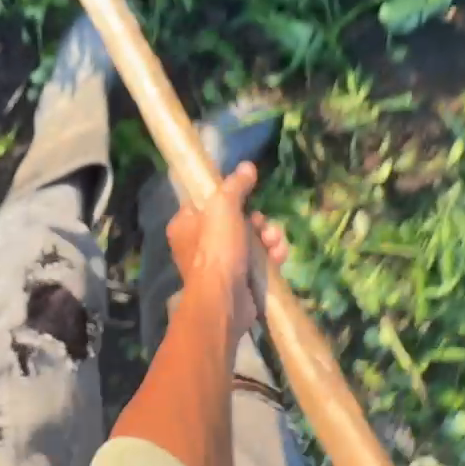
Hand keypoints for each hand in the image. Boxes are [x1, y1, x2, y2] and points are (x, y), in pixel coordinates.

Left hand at [165, 162, 289, 339]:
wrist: (224, 299)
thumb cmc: (216, 246)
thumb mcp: (224, 205)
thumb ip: (235, 185)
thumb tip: (247, 166)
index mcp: (185, 224)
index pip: (206, 203)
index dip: (228, 198)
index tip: (245, 195)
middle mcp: (197, 244)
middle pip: (232, 222)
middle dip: (255, 220)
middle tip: (262, 222)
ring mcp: (218, 265)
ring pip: (249, 241)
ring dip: (267, 237)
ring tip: (275, 239)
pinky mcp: (238, 282)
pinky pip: (257, 262)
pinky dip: (270, 256)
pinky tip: (280, 254)